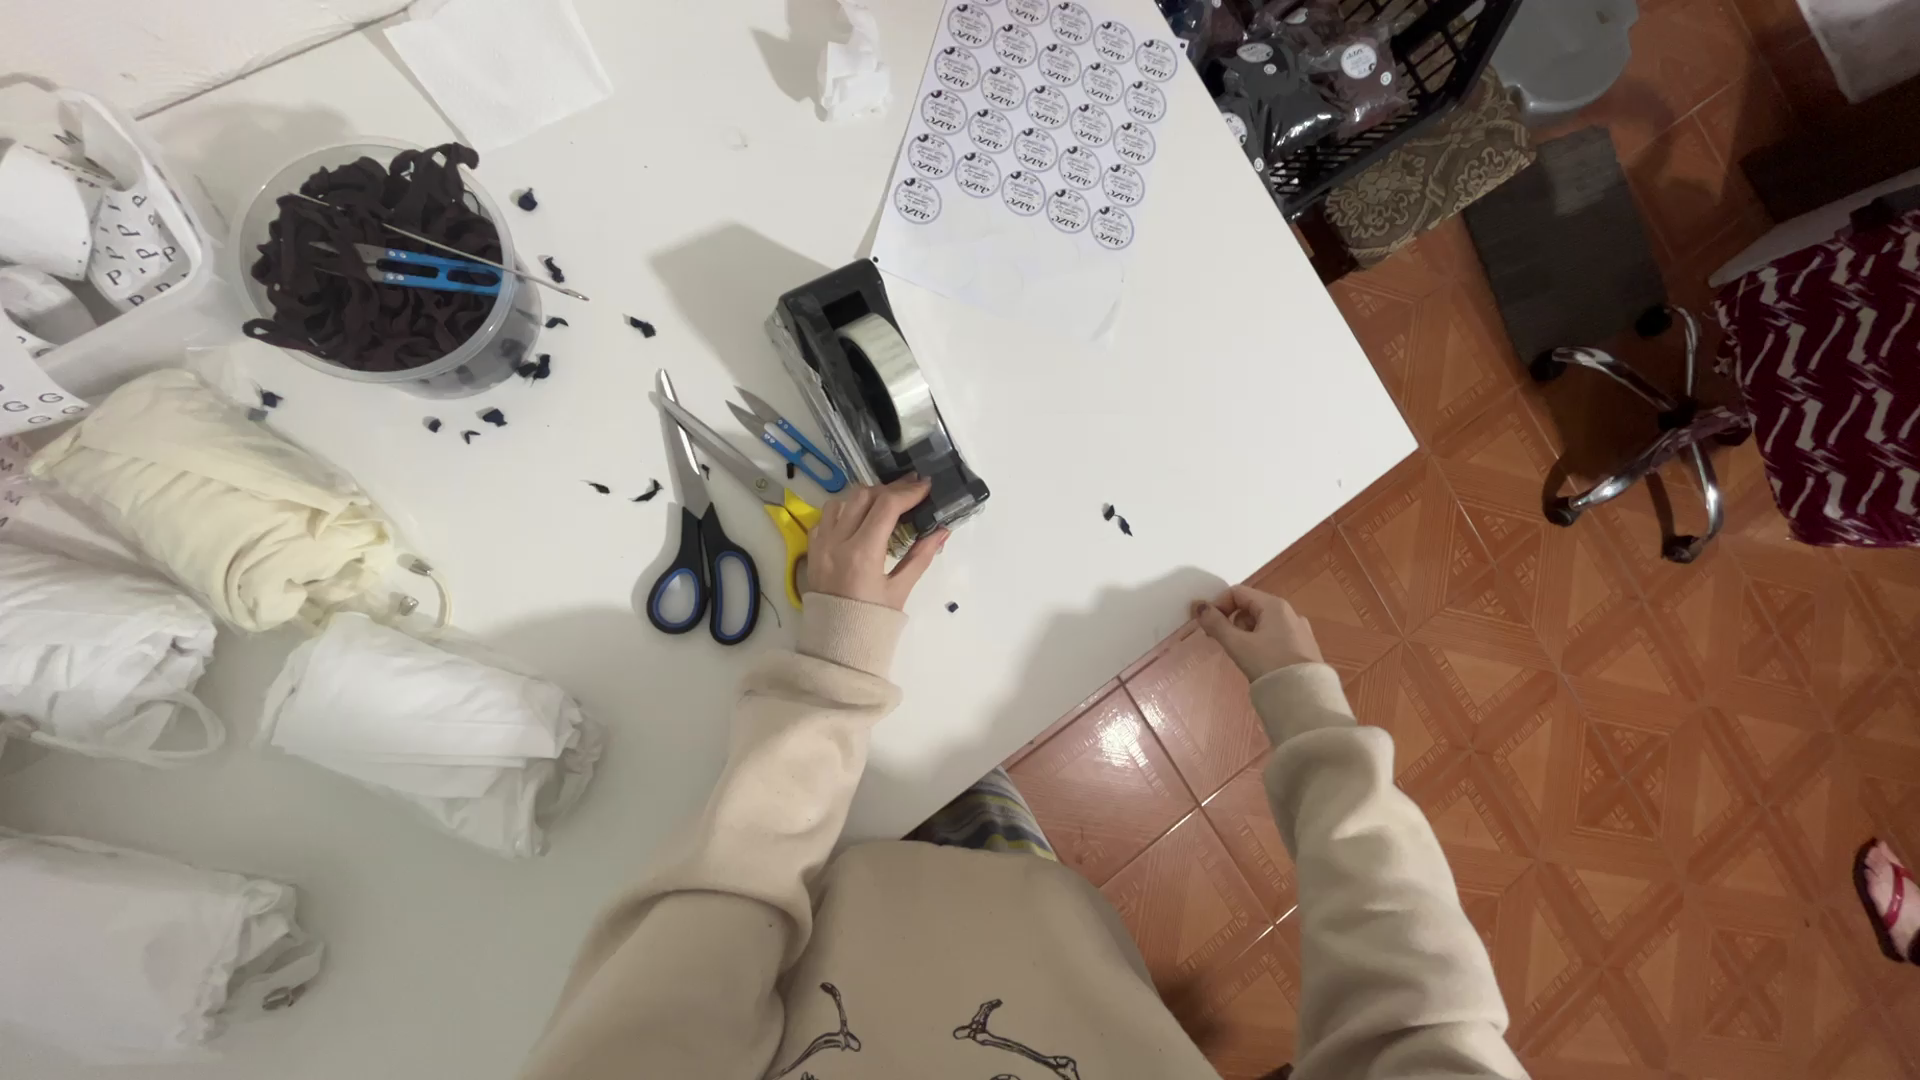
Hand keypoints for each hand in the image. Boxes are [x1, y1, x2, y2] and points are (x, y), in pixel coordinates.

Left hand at [807, 476, 946, 610]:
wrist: (836, 644)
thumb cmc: (871, 620)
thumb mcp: (900, 590)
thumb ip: (921, 556)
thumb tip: (941, 531)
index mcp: (862, 553)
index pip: (886, 506)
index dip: (909, 492)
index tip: (925, 486)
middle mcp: (837, 542)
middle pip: (863, 495)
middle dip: (890, 489)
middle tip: (910, 491)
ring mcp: (821, 544)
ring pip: (841, 500)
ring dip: (865, 497)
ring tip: (885, 503)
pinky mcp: (812, 549)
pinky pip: (826, 517)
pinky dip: (844, 510)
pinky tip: (859, 519)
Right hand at [1192, 586, 1323, 682]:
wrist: (1303, 697)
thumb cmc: (1268, 664)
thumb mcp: (1237, 644)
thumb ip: (1215, 624)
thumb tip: (1198, 606)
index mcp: (1274, 605)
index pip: (1237, 593)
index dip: (1218, 606)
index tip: (1210, 627)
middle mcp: (1289, 612)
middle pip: (1249, 607)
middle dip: (1232, 622)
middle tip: (1224, 643)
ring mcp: (1299, 629)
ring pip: (1262, 623)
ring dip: (1245, 634)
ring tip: (1244, 655)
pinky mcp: (1304, 647)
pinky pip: (1275, 636)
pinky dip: (1261, 643)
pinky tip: (1260, 661)